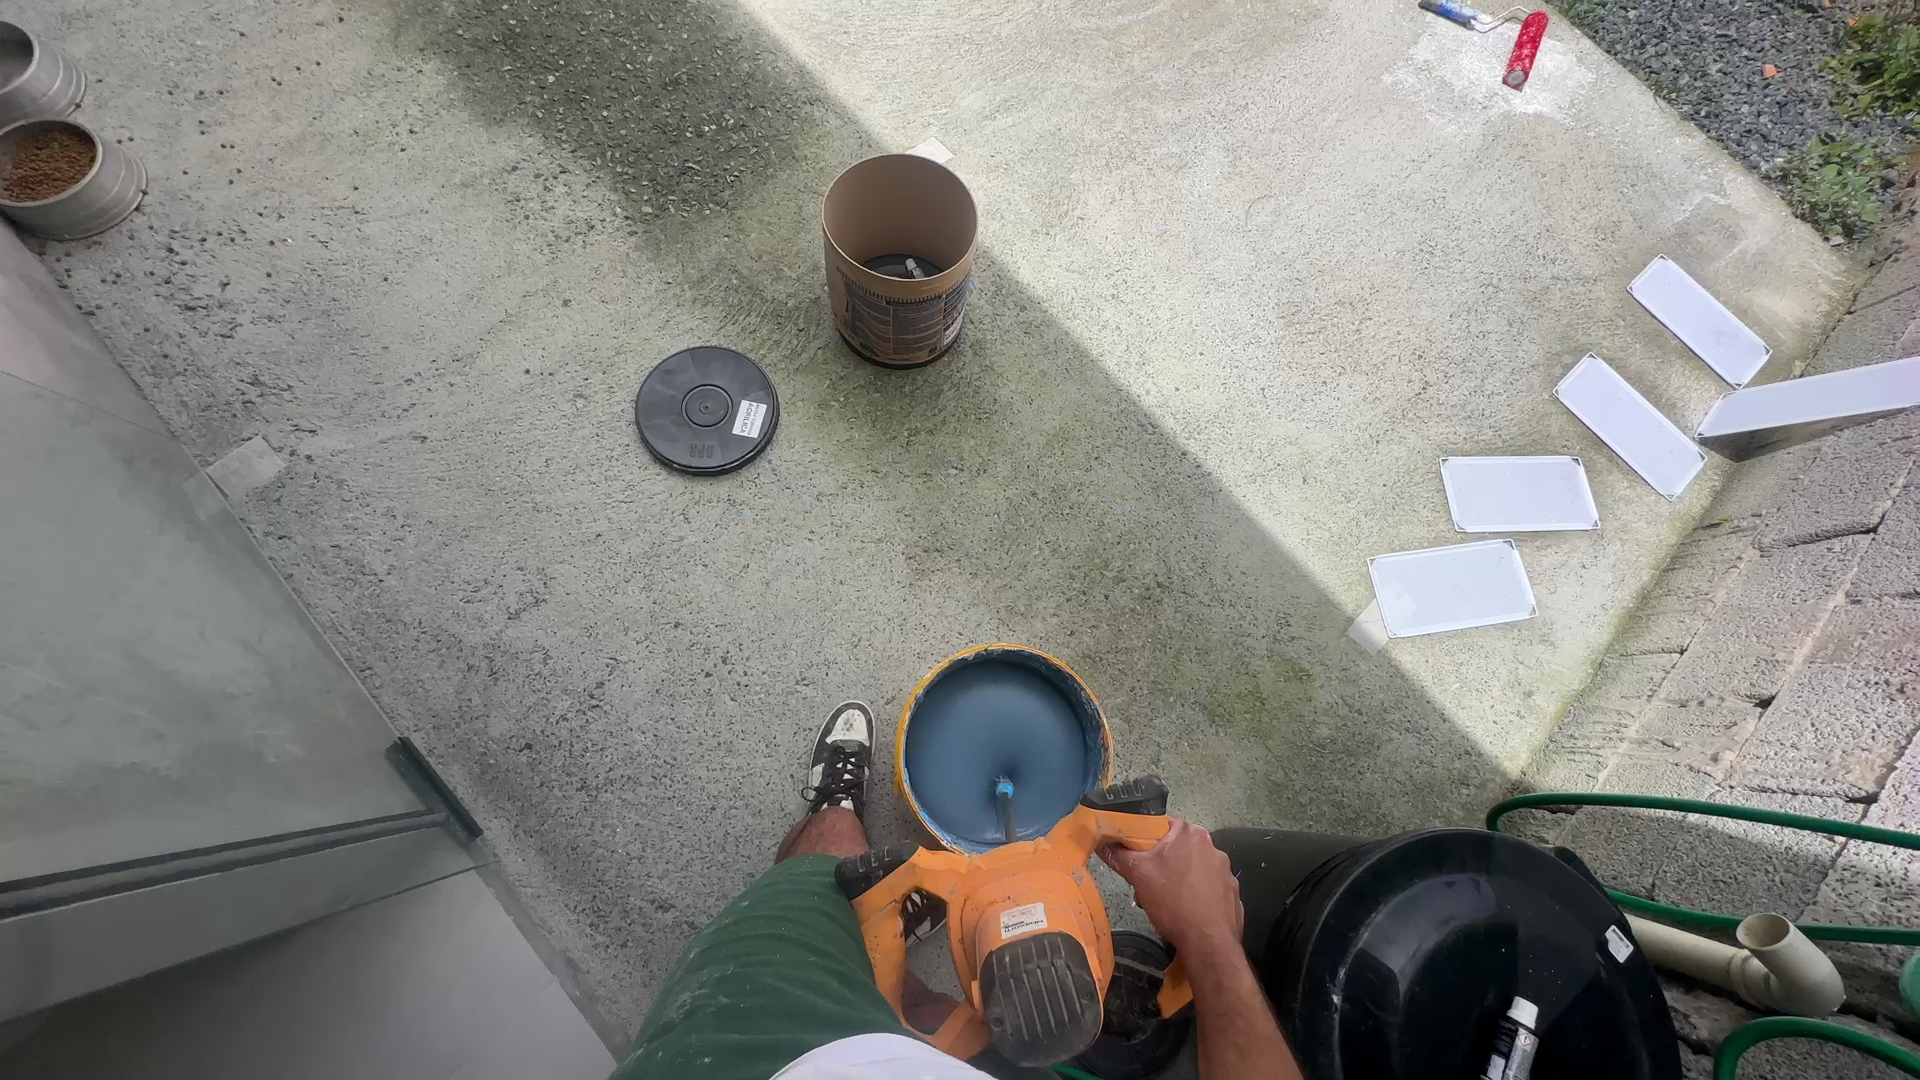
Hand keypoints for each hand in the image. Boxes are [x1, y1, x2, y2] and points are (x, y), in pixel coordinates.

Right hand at [1098, 817, 1242, 957]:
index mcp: (1190, 833)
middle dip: (1161, 862)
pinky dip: (1198, 894)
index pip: (1162, 824)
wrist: (1208, 945)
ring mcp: (1226, 871)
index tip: (1137, 853)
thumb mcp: (1138, 875)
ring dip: (1179, 878)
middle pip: (1178, 846)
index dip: (1146, 837)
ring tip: (1165, 900)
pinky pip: (1209, 887)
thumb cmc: (1173, 902)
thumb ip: (1118, 854)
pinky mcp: (1232, 893)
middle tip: (1148, 880)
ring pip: (1193, 867)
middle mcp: (1213, 847)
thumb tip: (1101, 843)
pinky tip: (1187, 910)